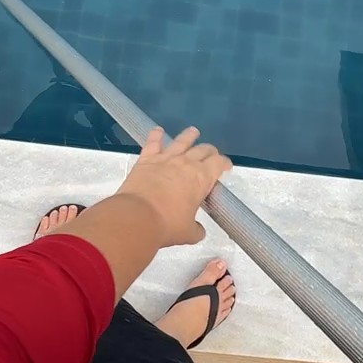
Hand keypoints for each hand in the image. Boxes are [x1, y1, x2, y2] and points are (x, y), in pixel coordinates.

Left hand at [114, 127, 230, 247]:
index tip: (226, 166)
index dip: (224, 163)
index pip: (218, 164)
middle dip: (210, 151)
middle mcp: (186, 163)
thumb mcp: (188, 232)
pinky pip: (153, 143)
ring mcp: (165, 158)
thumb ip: (196, 229)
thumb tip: (198, 231)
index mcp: (201, 178)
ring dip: (189, 136)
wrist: (137, 216)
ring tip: (193, 131)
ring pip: (181, 142)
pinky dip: (156, 135)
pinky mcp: (146, 159)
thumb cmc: (167, 224)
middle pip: (203, 150)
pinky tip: (158, 131)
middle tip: (211, 153)